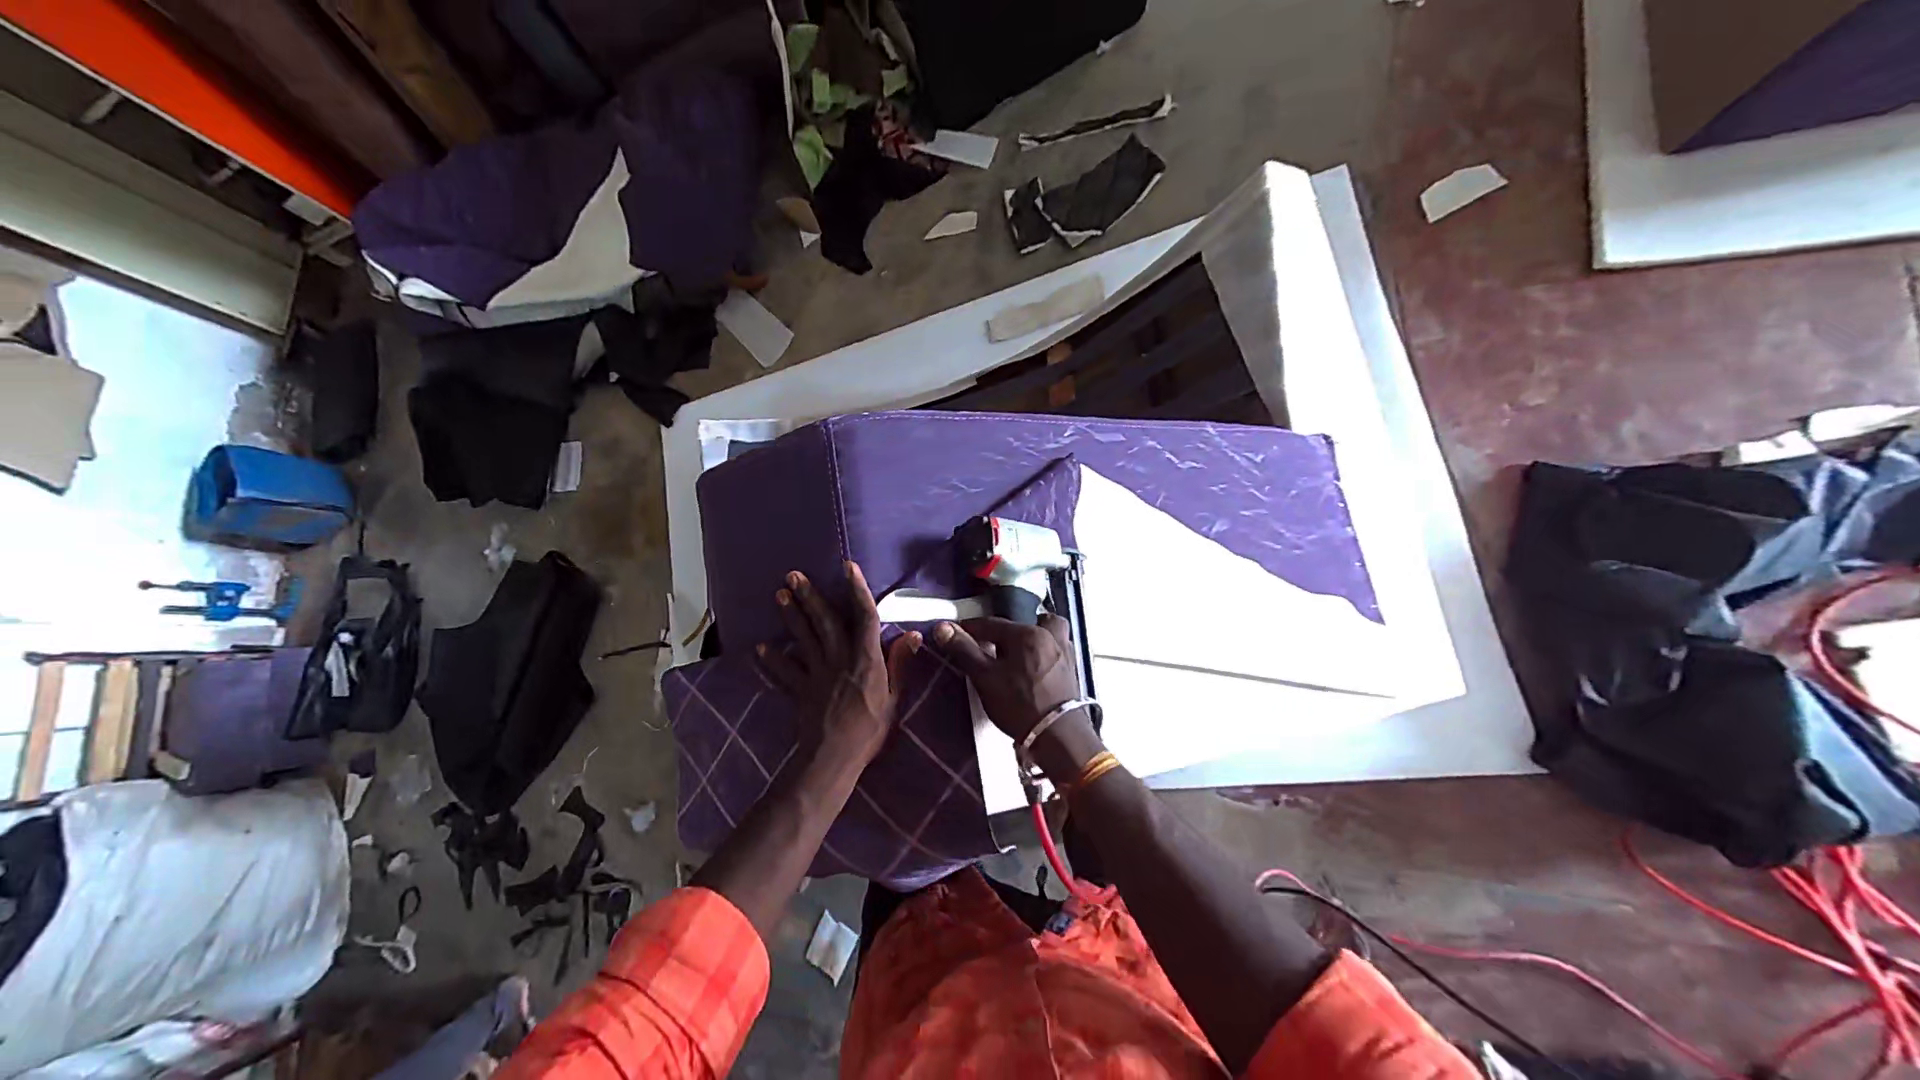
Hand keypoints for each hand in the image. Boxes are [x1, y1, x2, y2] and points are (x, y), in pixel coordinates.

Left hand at [758, 562, 920, 765]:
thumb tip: (913, 634)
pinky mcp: (800, 690)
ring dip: (791, 616)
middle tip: (793, 575)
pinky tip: (760, 648)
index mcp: (865, 659)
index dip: (857, 590)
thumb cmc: (870, 730)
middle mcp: (839, 659)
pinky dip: (771, 660)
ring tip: (779, 595)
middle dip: (809, 596)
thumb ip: (901, 664)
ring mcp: (816, 673)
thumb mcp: (895, 698)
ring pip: (802, 638)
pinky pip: (784, 672)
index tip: (848, 567)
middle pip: (824, 621)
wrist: (833, 758)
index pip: (864, 617)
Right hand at [931, 615, 1082, 742]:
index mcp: (1027, 633)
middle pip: (1022, 624)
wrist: (1059, 737)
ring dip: (1033, 634)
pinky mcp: (1072, 670)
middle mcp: (1050, 635)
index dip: (969, 628)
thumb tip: (942, 627)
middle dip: (1004, 629)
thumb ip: (964, 650)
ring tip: (1018, 651)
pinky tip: (1034, 667)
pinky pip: (1055, 649)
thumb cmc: (1019, 704)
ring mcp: (1064, 653)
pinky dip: (1044, 650)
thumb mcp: (985, 677)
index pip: (991, 623)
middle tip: (990, 643)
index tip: (954, 633)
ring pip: (1047, 631)